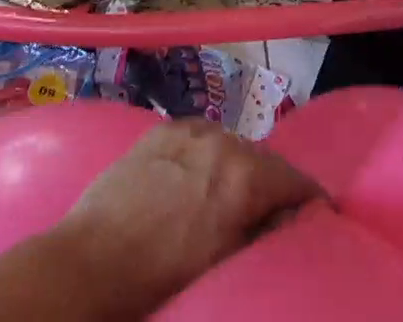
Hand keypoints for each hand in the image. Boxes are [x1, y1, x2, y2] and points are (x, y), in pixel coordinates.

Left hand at [56, 121, 321, 310]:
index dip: (309, 202)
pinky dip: (205, 154)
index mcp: (247, 176)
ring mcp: (190, 130)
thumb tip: (291, 216)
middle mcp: (224, 142)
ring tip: (223, 196)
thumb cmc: (164, 272)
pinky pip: (199, 136)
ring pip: (232, 145)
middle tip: (263, 214)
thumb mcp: (227, 260)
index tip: (310, 218)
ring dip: (236, 166)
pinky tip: (192, 178)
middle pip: (265, 160)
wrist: (92, 259)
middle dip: (271, 185)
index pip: (299, 181)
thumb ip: (265, 230)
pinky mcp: (161, 130)